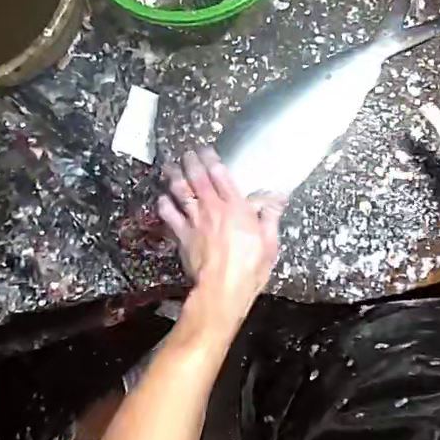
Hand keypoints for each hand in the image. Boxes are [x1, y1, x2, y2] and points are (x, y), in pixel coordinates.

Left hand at [156, 149, 281, 321]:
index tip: (206, 150)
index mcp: (236, 208)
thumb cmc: (250, 267)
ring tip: (171, 167)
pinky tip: (162, 198)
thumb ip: (270, 217)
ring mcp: (195, 222)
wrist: (223, 288)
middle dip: (191, 163)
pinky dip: (165, 204)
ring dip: (175, 177)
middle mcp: (213, 209)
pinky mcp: (183, 237)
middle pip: (198, 179)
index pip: (222, 177)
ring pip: (181, 192)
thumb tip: (277, 198)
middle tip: (187, 153)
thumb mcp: (270, 242)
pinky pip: (170, 216)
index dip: (212, 161)